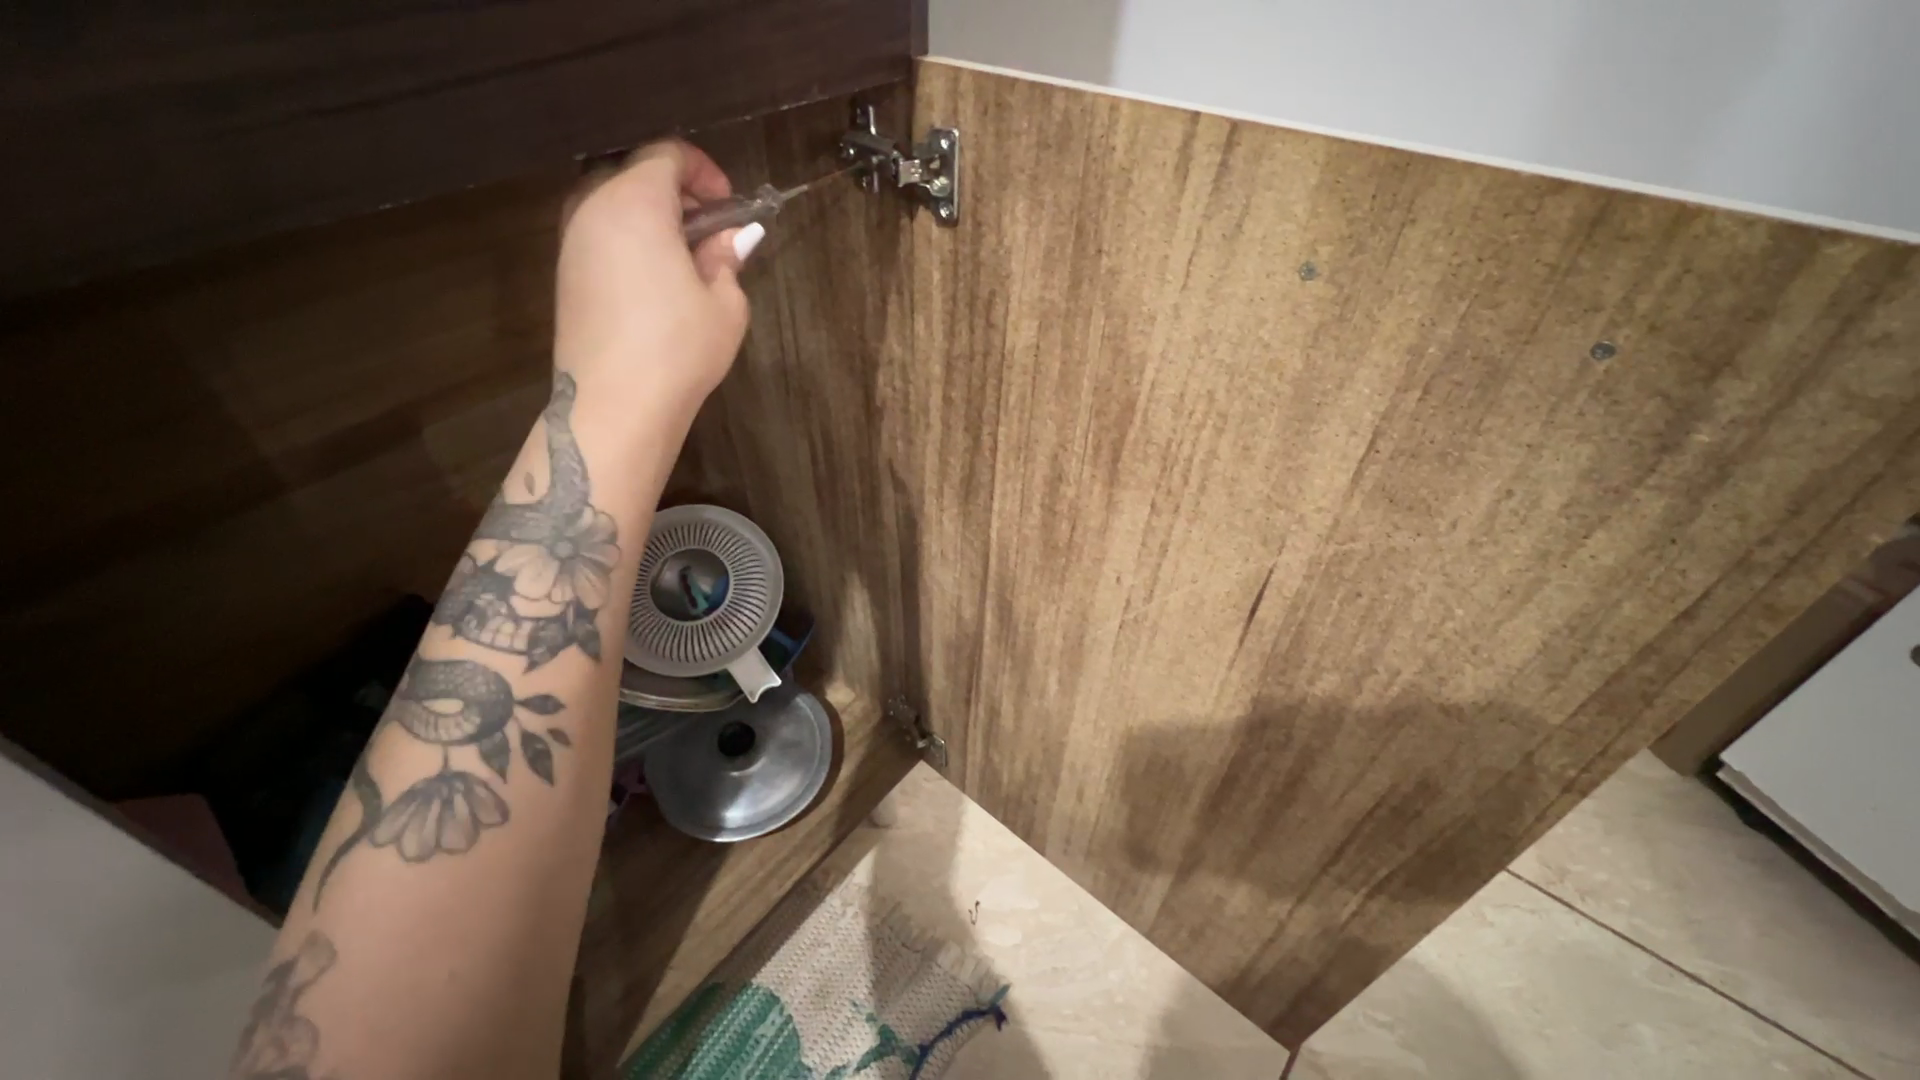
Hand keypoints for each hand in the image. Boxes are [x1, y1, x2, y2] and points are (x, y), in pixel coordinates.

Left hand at [553, 139, 761, 421]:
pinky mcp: (564, 274)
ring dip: (652, 219)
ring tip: (685, 261)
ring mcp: (571, 242)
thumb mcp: (725, 304)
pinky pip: (600, 236)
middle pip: (636, 175)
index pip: (667, 155)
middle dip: (677, 194)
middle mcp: (593, 209)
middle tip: (710, 232)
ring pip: (614, 205)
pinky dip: (630, 242)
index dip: (705, 172)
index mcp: (636, 202)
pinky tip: (656, 284)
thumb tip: (732, 239)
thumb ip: (727, 259)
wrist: (615, 405)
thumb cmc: (679, 348)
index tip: (729, 208)